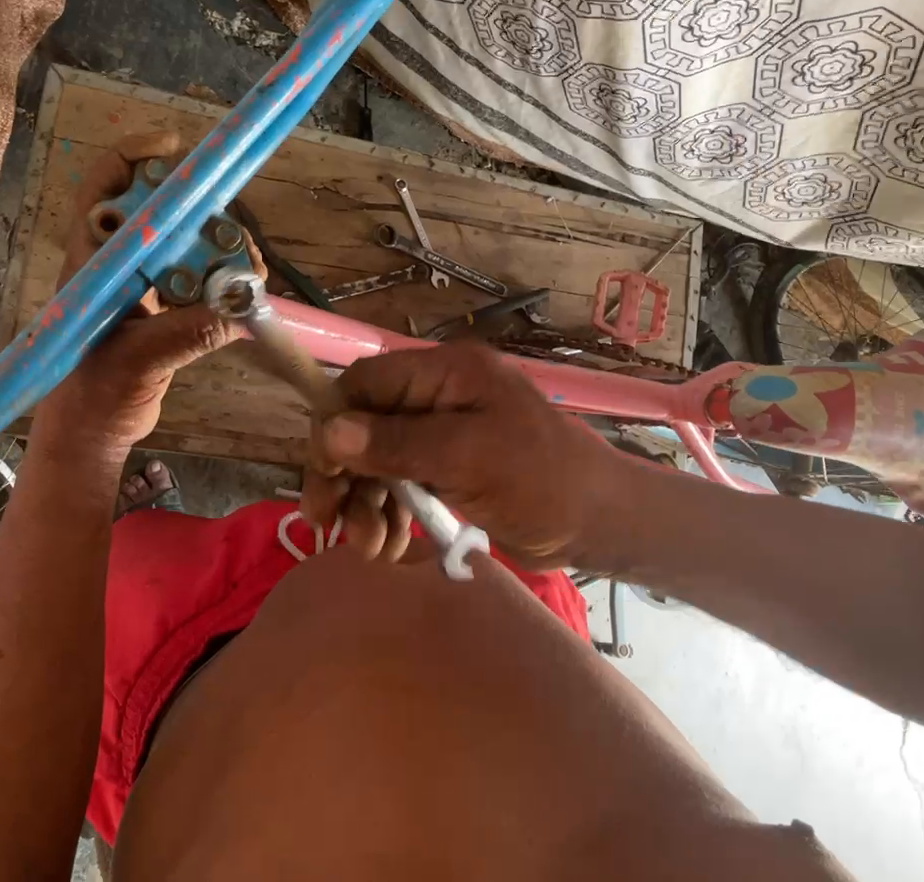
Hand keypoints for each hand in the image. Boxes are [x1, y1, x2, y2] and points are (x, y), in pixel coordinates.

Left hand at [31, 132, 246, 458]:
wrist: (94, 432)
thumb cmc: (95, 394)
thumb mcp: (138, 361)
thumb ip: (185, 334)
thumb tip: (238, 307)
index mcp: (94, 259)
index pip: (105, 185)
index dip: (137, 155)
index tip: (178, 148)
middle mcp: (120, 262)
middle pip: (161, 208)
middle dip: (200, 211)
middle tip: (231, 232)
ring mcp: (145, 284)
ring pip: (186, 242)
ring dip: (218, 247)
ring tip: (246, 266)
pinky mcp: (167, 309)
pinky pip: (200, 278)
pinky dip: (223, 280)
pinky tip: (244, 290)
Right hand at [302, 343, 638, 568]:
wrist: (600, 523)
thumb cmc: (541, 479)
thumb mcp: (468, 458)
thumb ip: (397, 444)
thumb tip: (328, 432)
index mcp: (444, 374)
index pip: (366, 383)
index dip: (335, 421)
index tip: (323, 471)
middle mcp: (437, 398)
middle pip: (363, 426)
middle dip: (343, 474)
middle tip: (323, 521)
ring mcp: (441, 437)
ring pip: (377, 463)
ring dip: (364, 504)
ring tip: (369, 548)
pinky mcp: (446, 472)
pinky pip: (400, 487)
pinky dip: (387, 516)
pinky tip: (387, 548)